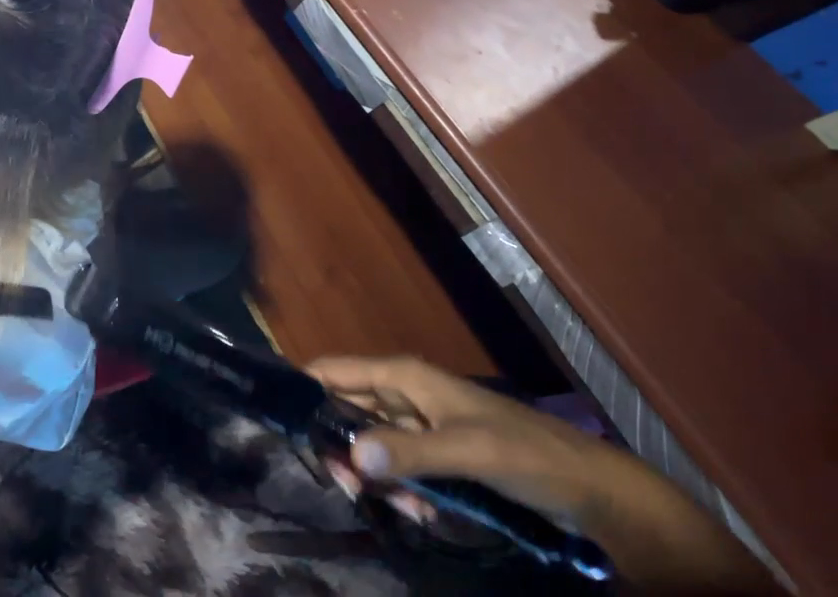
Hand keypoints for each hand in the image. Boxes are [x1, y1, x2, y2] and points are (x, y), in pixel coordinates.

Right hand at [306, 355, 627, 529]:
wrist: (593, 490)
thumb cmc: (528, 453)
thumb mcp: (470, 450)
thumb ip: (410, 451)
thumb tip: (351, 457)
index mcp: (402, 377)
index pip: (330, 371)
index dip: (302, 392)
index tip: (288, 431)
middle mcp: (401, 394)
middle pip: (342, 411)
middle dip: (339, 447)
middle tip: (347, 485)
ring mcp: (417, 425)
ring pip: (367, 443)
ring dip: (374, 476)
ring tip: (400, 506)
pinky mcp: (432, 452)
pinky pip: (394, 465)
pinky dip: (398, 487)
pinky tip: (421, 511)